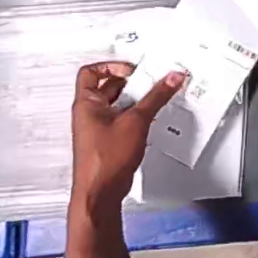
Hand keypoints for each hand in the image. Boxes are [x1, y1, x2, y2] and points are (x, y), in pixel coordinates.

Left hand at [71, 61, 185, 211]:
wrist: (101, 191)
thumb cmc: (104, 160)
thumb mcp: (136, 121)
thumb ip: (156, 97)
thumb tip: (170, 79)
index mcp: (86, 103)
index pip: (92, 72)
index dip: (112, 66)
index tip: (134, 70)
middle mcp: (90, 113)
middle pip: (109, 87)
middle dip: (133, 83)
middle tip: (152, 83)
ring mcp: (100, 127)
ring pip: (119, 104)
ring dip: (138, 101)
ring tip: (155, 101)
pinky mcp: (110, 139)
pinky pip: (125, 119)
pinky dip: (139, 116)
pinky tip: (152, 120)